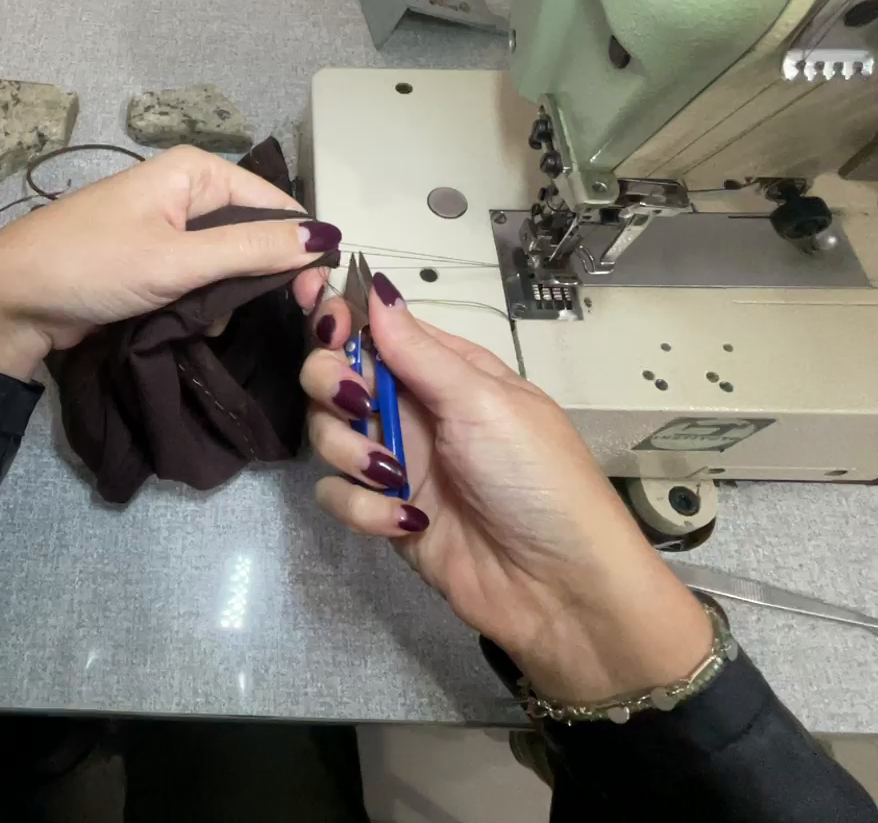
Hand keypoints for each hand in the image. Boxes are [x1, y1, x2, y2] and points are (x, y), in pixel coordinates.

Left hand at [0, 146, 336, 379]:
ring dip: (229, 296)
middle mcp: (187, 192)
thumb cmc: (92, 265)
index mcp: (196, 171)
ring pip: (229, 263)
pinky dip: (204, 305)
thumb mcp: (178, 259)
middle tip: (270, 317)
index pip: (274, 203)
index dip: (300, 245)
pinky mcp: (155, 263)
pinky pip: (202, 280)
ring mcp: (169, 229)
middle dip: (260, 276)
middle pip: (253, 232)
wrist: (12, 302)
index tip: (317, 295)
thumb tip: (327, 237)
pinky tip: (192, 325)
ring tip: (209, 321)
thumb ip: (252, 249)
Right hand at [301, 280, 711, 703]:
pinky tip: (407, 522)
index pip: (375, 326)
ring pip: (326, 430)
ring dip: (350, 451)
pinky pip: (335, 492)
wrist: (558, 591)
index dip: (338, 314)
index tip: (319, 313)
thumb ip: (418, 351)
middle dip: (331, 381)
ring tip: (395, 479)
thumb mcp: (483, 402)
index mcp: (441, 369)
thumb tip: (376, 286)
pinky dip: (362, 507)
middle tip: (355, 401)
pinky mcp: (379, 510)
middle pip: (333, 372)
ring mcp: (391, 459)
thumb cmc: (535, 478)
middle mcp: (409, 406)